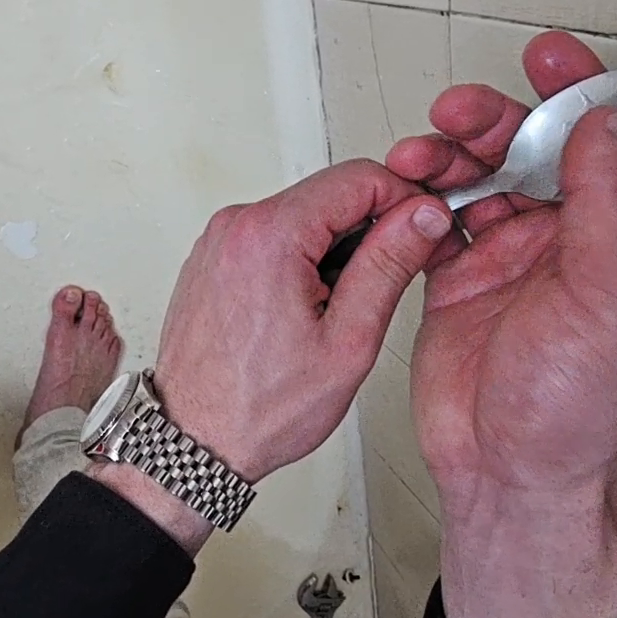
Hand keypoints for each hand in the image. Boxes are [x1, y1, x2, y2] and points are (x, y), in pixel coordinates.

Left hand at [155, 160, 453, 483]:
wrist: (194, 440)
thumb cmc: (259, 408)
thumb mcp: (348, 341)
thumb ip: (389, 266)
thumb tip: (421, 217)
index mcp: (268, 237)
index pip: (358, 177)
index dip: (404, 200)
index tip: (422, 230)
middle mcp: (234, 227)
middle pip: (328, 193)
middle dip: (370, 227)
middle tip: (389, 278)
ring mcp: (218, 242)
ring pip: (301, 215)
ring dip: (334, 248)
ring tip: (337, 308)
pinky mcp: (212, 259)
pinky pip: (271, 237)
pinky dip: (300, 259)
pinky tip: (304, 308)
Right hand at [386, 31, 616, 617]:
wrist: (505, 474)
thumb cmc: (574, 415)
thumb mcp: (611, 303)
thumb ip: (604, 210)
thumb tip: (599, 132)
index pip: (609, 149)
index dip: (582, 94)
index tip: (551, 57)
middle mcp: (567, 249)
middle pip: (534, 157)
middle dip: (497, 123)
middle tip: (462, 111)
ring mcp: (509, 264)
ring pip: (480, 184)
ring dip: (450, 160)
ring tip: (421, 153)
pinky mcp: (458, 283)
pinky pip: (437, 223)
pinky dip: (419, 201)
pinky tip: (407, 191)